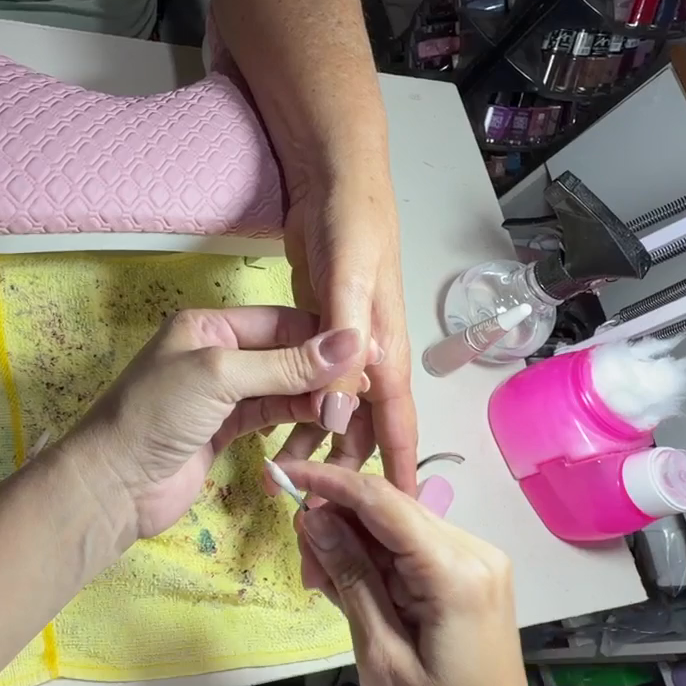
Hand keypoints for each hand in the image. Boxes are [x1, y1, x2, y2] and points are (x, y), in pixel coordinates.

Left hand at [62, 308, 362, 539]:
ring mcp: (220, 394)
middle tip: (362, 388)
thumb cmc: (157, 415)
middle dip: (321, 370)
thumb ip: (286, 363)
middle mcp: (216, 353)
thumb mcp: (220, 376)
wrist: (114, 484)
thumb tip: (351, 342)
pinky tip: (322, 423)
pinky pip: (269, 416)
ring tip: (347, 410)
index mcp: (208, 325)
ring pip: (280, 387)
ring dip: (312, 397)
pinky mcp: (224, 429)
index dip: (322, 337)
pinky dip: (295, 419)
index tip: (366, 354)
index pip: (279, 321)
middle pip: (283, 354)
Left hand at [277, 170, 417, 494]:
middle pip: (359, 417)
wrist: (329, 179)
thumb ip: (335, 347)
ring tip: (299, 479)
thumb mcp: (339, 290)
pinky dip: (295, 410)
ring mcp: (332, 341)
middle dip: (353, 460)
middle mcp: (361, 349)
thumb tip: (339, 414)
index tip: (406, 506)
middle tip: (337, 504)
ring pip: (327, 404)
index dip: (398, 459)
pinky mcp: (305, 330)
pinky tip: (279, 434)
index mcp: (378, 343)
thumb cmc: (346, 227)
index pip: (393, 412)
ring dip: (317, 439)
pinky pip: (301, 383)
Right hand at [279, 459, 550, 685]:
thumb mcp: (379, 656)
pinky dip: (374, 564)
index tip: (280, 471)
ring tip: (321, 585)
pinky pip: (410, 553)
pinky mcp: (470, 581)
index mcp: (458, 572)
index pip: (382, 501)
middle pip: (389, 510)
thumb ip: (350, 577)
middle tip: (302, 566)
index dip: (328, 482)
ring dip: (352, 547)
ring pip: (396, 529)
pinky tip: (349, 590)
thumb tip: (313, 516)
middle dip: (336, 523)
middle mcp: (475, 553)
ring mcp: (477, 566)